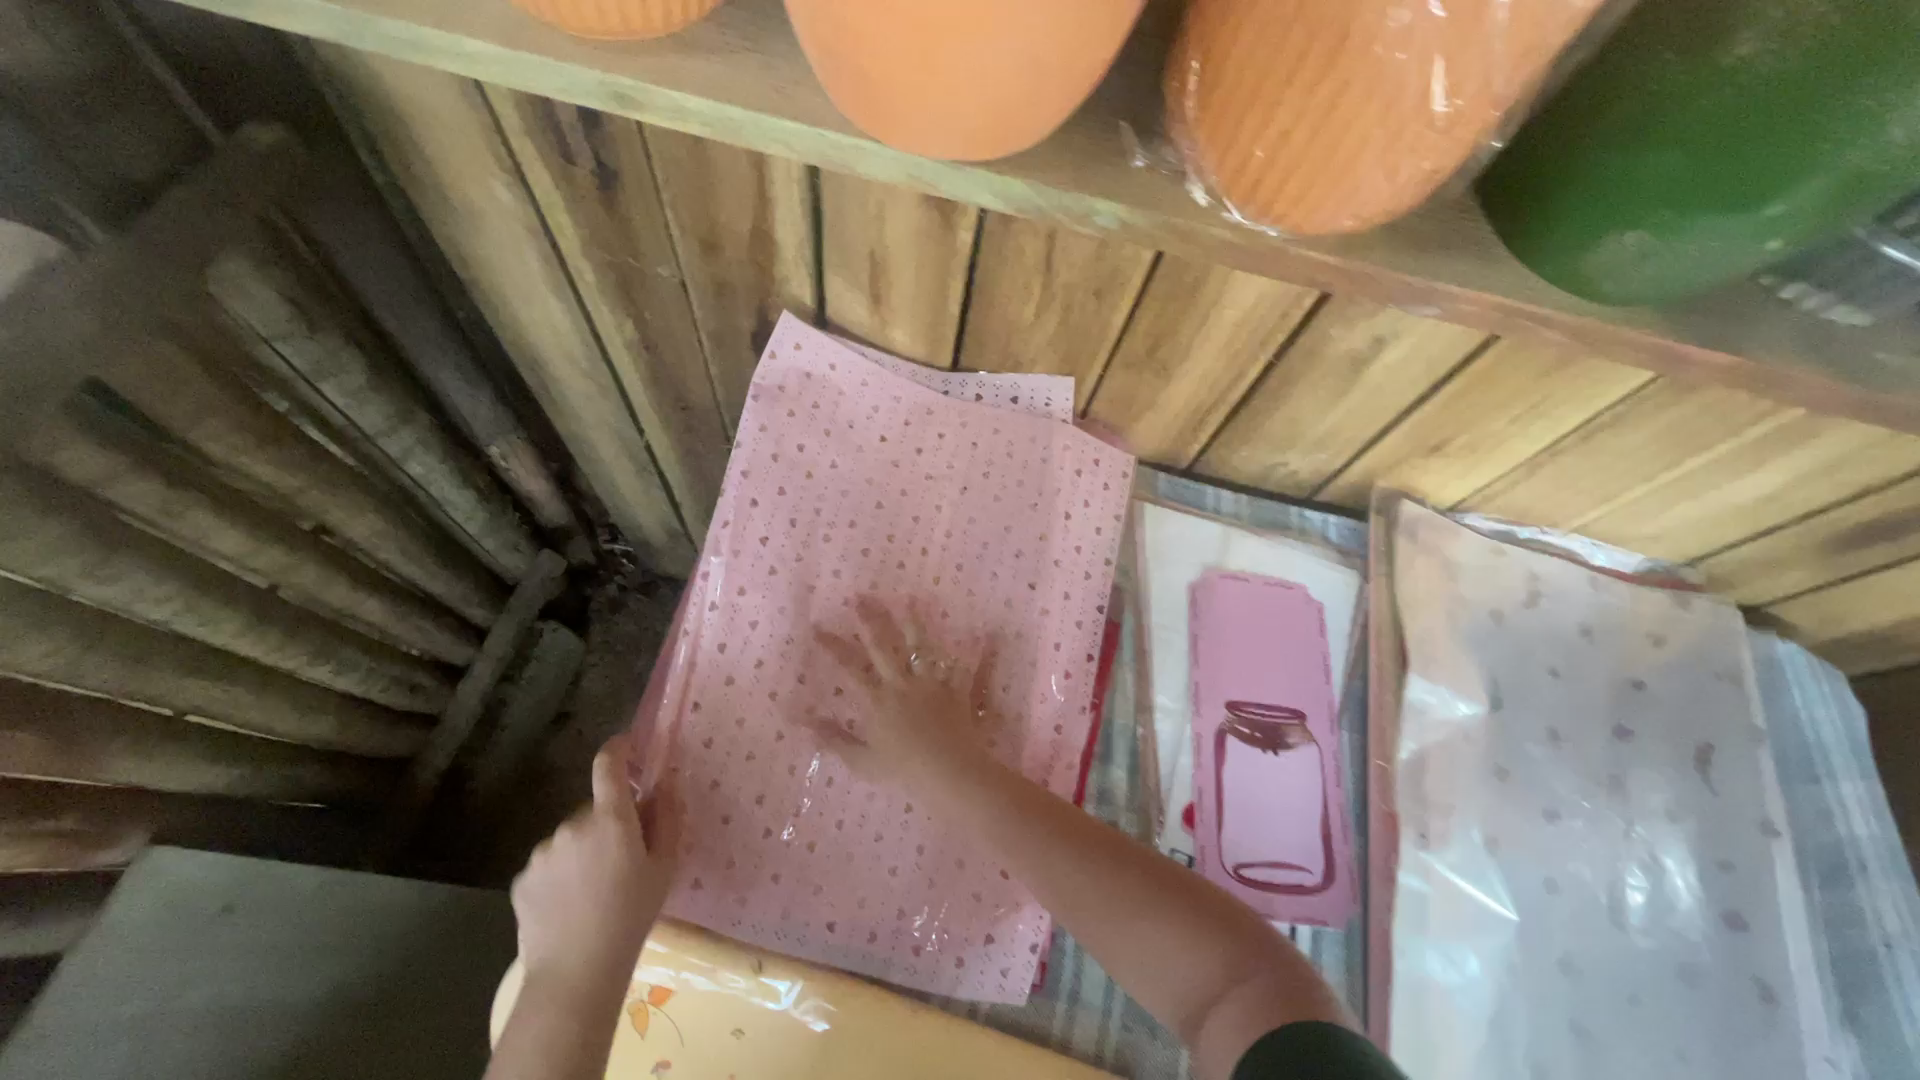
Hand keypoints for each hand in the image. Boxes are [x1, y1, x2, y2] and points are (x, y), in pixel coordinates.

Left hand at [510, 733, 679, 992]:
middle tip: (622, 860)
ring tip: (594, 892)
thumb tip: (666, 783)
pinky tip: (570, 906)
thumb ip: (667, 819)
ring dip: (583, 851)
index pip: (609, 765)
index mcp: (611, 819)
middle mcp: (573, 825)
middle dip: (607, 824)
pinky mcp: (523, 877)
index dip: (618, 749)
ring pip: (570, 838)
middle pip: (594, 810)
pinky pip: (549, 864)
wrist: (576, 972)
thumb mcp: (664, 868)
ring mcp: (543, 851)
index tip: (627, 745)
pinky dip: (561, 875)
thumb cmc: (632, 916)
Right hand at [809, 596, 1002, 785]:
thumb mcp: (861, 760)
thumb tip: (803, 721)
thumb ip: (834, 739)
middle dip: (870, 620)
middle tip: (860, 597)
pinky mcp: (956, 690)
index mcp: (878, 700)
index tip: (818, 627)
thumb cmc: (903, 770)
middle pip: (883, 646)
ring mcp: (931, 684)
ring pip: (921, 646)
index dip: (833, 646)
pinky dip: (967, 652)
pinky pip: (961, 667)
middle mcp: (902, 684)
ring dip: (913, 622)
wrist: (949, 772)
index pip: (849, 667)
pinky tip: (975, 634)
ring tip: (909, 599)